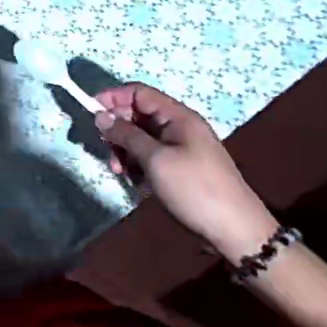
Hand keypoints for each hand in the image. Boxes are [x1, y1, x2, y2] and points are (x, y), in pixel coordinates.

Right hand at [94, 83, 278, 259]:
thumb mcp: (155, 159)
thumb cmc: (195, 189)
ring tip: (118, 171)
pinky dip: (135, 165)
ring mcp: (179, 150)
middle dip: (115, 129)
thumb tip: (100, 115)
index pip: (138, 93)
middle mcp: (178, 128)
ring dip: (123, 151)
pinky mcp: (177, 169)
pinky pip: (147, 157)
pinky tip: (134, 182)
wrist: (236, 233)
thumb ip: (125, 134)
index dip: (112, 97)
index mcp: (178, 117)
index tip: (90, 113)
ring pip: (138, 138)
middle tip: (103, 148)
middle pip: (135, 115)